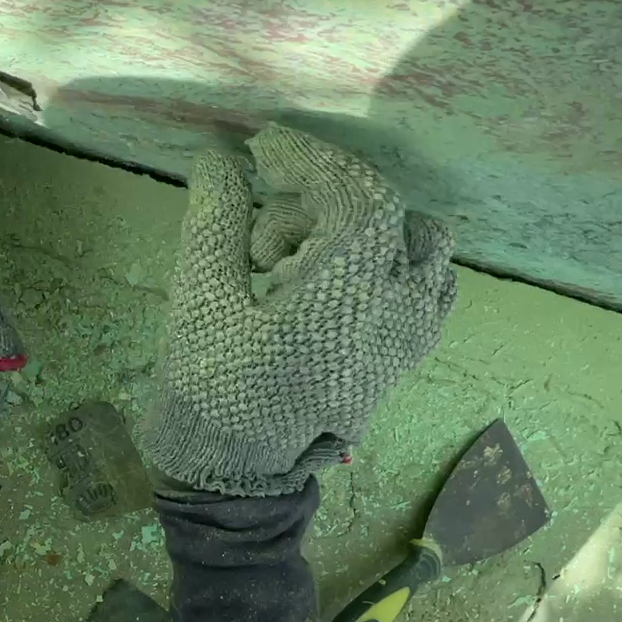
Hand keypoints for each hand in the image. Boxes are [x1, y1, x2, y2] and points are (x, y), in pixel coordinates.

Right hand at [141, 125, 455, 495]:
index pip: (357, 196)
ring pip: (412, 242)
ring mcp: (411, 336)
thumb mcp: (198, 301)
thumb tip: (219, 157)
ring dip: (349, 231)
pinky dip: (379, 258)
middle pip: (381, 214)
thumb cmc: (208, 389)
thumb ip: (214, 220)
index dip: (309, 158)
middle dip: (311, 206)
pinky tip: (325, 282)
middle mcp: (399, 314)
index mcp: (346, 301)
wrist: (233, 474)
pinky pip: (423, 279)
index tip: (259, 148)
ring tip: (286, 270)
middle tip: (251, 246)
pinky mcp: (407, 351)